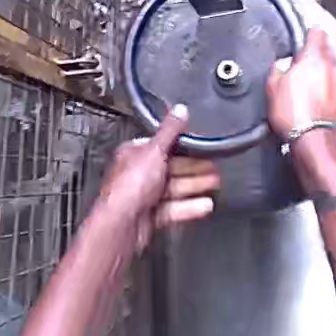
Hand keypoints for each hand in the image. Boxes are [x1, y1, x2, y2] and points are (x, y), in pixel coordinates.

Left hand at [96, 104, 222, 249]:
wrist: (121, 226)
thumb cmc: (129, 187)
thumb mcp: (155, 150)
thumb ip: (170, 131)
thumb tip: (179, 110)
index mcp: (134, 153)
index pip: (163, 145)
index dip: (184, 146)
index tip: (202, 146)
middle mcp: (137, 174)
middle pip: (171, 167)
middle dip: (194, 167)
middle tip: (214, 167)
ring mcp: (143, 196)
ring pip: (174, 188)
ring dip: (196, 185)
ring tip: (215, 183)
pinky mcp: (150, 217)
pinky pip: (174, 209)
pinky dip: (190, 207)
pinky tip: (205, 205)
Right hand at [266, 28, 335, 134]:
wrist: (315, 141)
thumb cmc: (295, 116)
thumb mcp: (273, 88)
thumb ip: (277, 70)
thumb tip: (280, 66)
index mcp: (314, 58)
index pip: (316, 34)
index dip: (310, 32)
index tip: (307, 33)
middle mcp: (332, 67)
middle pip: (327, 49)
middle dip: (317, 52)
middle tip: (304, 58)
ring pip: (333, 67)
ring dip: (324, 69)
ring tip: (310, 79)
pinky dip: (329, 85)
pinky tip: (319, 95)